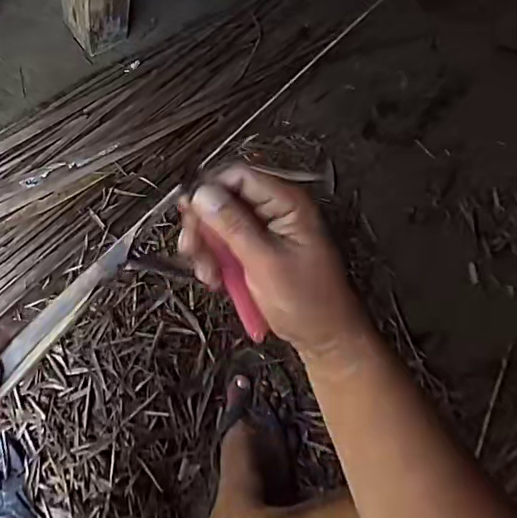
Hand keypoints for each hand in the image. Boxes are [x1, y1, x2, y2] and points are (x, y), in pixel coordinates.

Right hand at [177, 165, 370, 358]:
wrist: (326, 340)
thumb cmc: (309, 303)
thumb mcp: (265, 262)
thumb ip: (232, 226)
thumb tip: (203, 194)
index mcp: (287, 202)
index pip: (238, 176)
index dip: (210, 192)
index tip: (190, 214)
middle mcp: (276, 209)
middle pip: (224, 199)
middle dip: (205, 225)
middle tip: (193, 248)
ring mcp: (266, 229)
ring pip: (220, 222)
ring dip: (207, 246)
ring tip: (207, 272)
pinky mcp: (257, 248)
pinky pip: (225, 243)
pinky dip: (215, 259)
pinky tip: (215, 279)